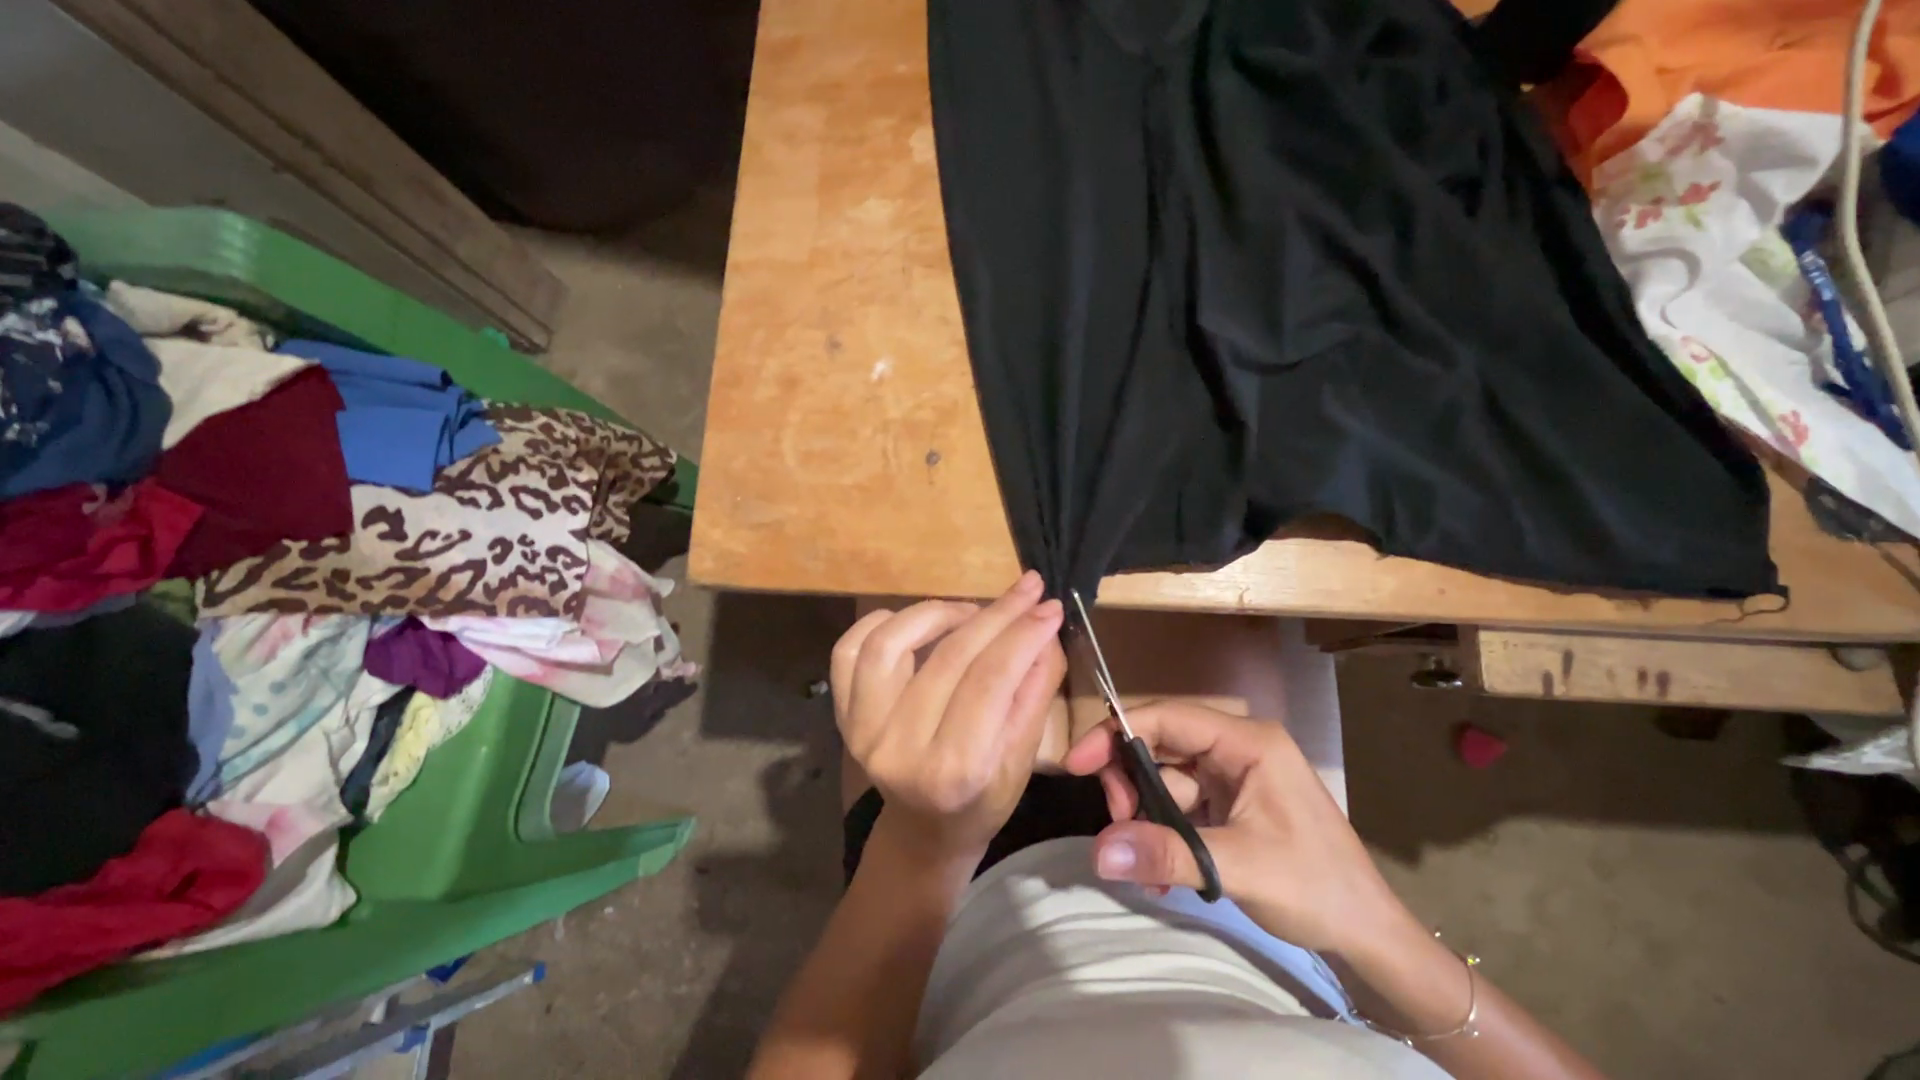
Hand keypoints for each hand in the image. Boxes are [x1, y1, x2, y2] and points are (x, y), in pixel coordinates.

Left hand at [831, 571, 1066, 859]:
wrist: (924, 830)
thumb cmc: (983, 800)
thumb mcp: (1024, 758)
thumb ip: (1035, 692)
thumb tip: (1045, 628)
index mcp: (953, 772)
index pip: (990, 681)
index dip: (1022, 635)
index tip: (1049, 605)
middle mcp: (899, 749)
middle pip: (949, 658)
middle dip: (995, 615)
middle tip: (1026, 589)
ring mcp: (862, 730)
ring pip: (889, 643)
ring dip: (936, 612)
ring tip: (972, 610)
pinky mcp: (843, 715)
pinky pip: (849, 650)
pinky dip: (881, 623)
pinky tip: (916, 622)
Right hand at [1062, 701, 1412, 955]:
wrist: (1366, 932)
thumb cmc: (1315, 887)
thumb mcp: (1237, 868)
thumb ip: (1167, 854)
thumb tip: (1098, 850)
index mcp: (1249, 743)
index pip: (1169, 718)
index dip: (1117, 734)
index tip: (1076, 763)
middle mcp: (1238, 750)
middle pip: (1161, 748)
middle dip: (1132, 789)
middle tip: (1121, 833)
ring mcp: (1234, 779)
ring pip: (1165, 783)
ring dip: (1147, 823)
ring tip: (1149, 873)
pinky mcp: (1231, 807)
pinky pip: (1180, 810)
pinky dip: (1164, 838)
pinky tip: (1163, 878)